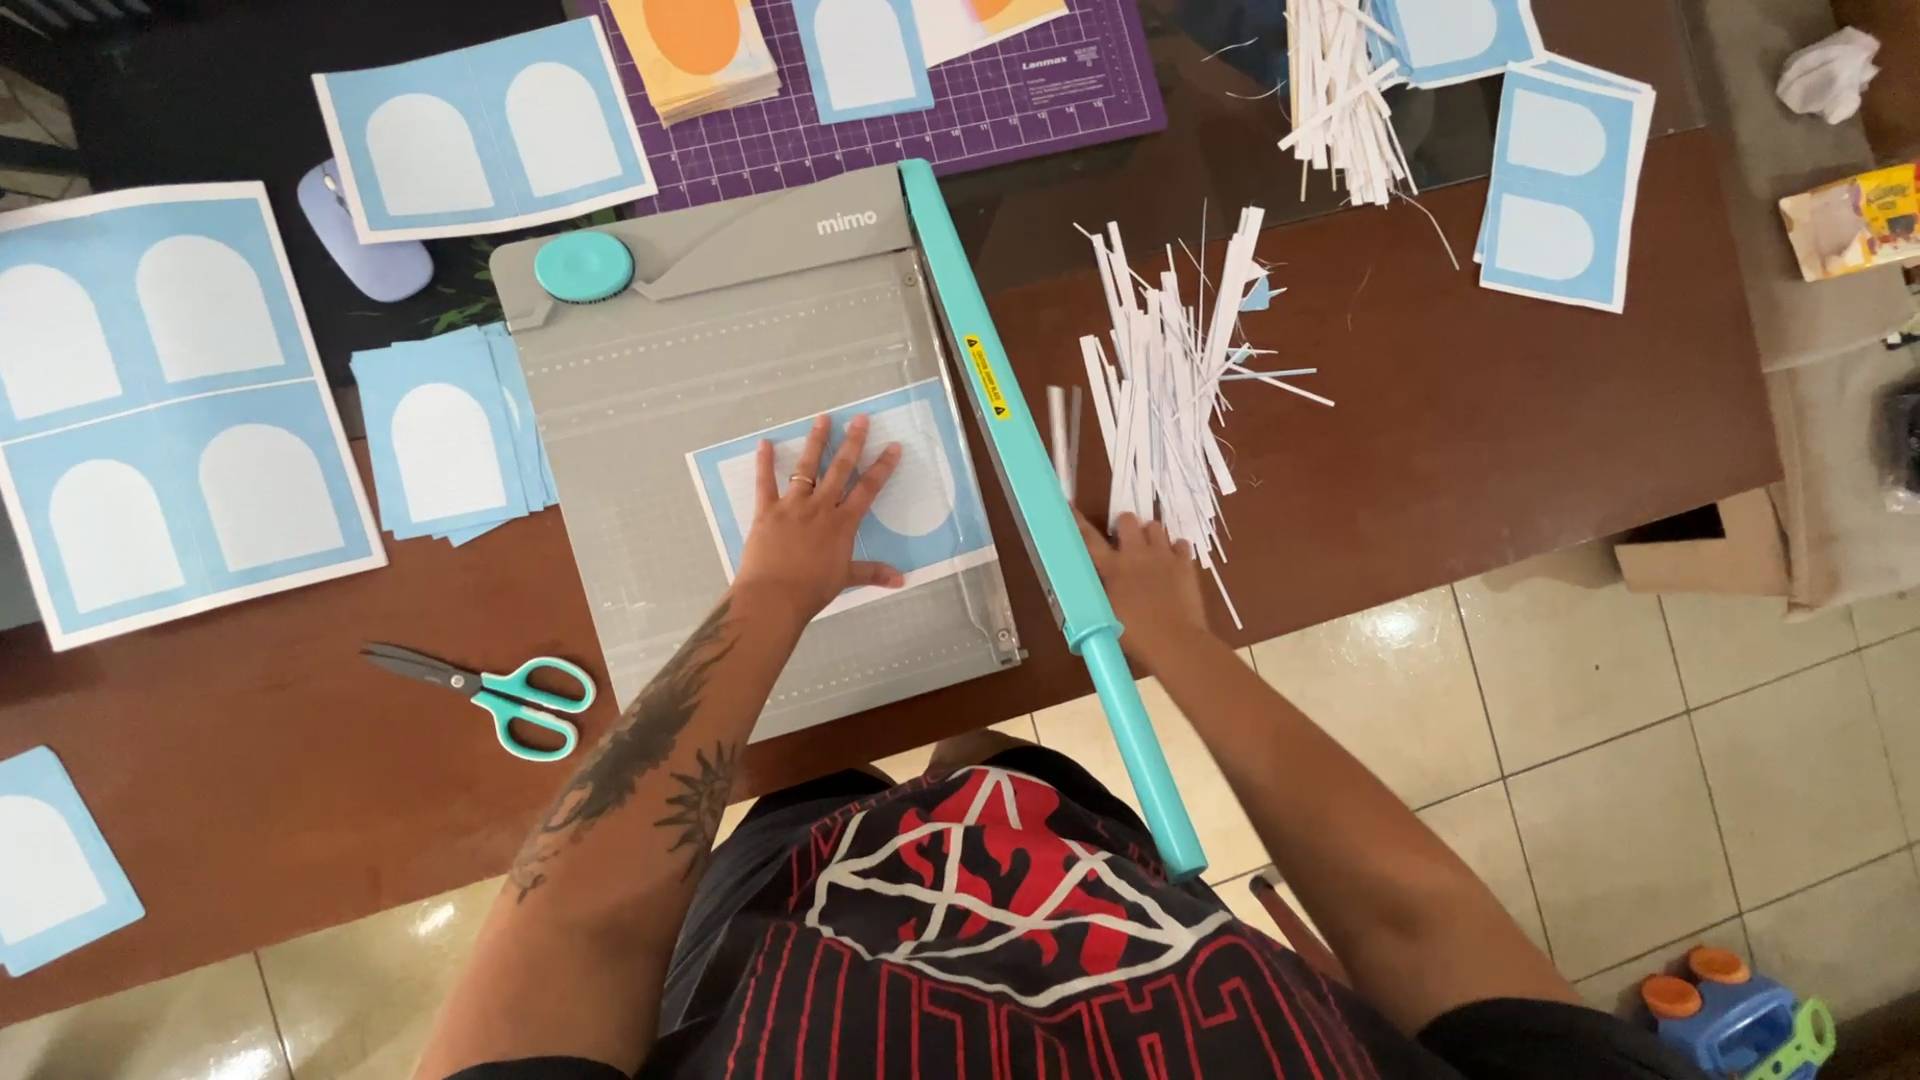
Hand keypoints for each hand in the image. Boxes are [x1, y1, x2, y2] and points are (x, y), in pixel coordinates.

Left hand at [733, 413, 903, 626]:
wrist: (774, 596)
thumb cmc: (812, 590)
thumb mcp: (845, 578)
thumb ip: (873, 573)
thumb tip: (902, 580)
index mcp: (842, 523)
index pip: (868, 489)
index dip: (882, 467)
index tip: (893, 446)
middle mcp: (820, 507)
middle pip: (840, 469)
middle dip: (852, 442)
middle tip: (860, 419)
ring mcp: (792, 506)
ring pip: (806, 468)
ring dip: (815, 442)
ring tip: (822, 419)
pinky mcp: (766, 510)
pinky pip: (765, 482)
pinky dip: (764, 462)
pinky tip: (764, 443)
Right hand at [1077, 512, 1212, 666]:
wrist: (1176, 643)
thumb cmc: (1134, 635)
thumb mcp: (1104, 614)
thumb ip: (1096, 593)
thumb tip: (1088, 584)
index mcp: (1112, 567)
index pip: (1089, 539)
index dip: (1078, 522)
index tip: (1070, 507)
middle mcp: (1137, 554)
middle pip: (1128, 520)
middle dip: (1124, 525)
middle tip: (1124, 542)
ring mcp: (1164, 556)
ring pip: (1155, 526)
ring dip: (1150, 535)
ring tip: (1149, 551)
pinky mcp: (1186, 564)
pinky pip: (1181, 544)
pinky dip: (1175, 550)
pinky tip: (1172, 563)